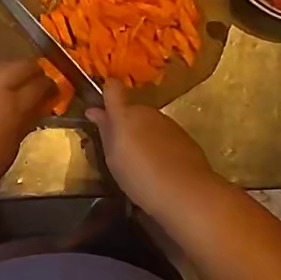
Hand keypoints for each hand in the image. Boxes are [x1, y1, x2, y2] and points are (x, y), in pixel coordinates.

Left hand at [0, 60, 53, 196]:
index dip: (51, 86)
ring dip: (17, 69)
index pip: (40, 85)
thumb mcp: (14, 144)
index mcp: (13, 105)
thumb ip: (27, 121)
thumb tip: (40, 108)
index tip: (56, 91)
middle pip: (22, 66)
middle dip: (36, 70)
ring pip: (3, 67)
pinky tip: (4, 89)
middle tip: (43, 79)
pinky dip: (1, 77)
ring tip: (25, 80)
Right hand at [86, 79, 218, 208]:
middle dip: (125, 124)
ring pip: (149, 123)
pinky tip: (160, 167)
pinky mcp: (184, 135)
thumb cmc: (139, 176)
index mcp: (125, 115)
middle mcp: (147, 112)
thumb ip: (105, 132)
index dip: (107, 94)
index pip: (113, 89)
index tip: (102, 110)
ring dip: (143, 135)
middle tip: (120, 150)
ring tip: (141, 163)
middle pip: (132, 110)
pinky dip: (159, 144)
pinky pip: (164, 134)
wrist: (186, 190)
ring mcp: (168, 122)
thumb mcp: (113, 158)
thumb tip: (94, 111)